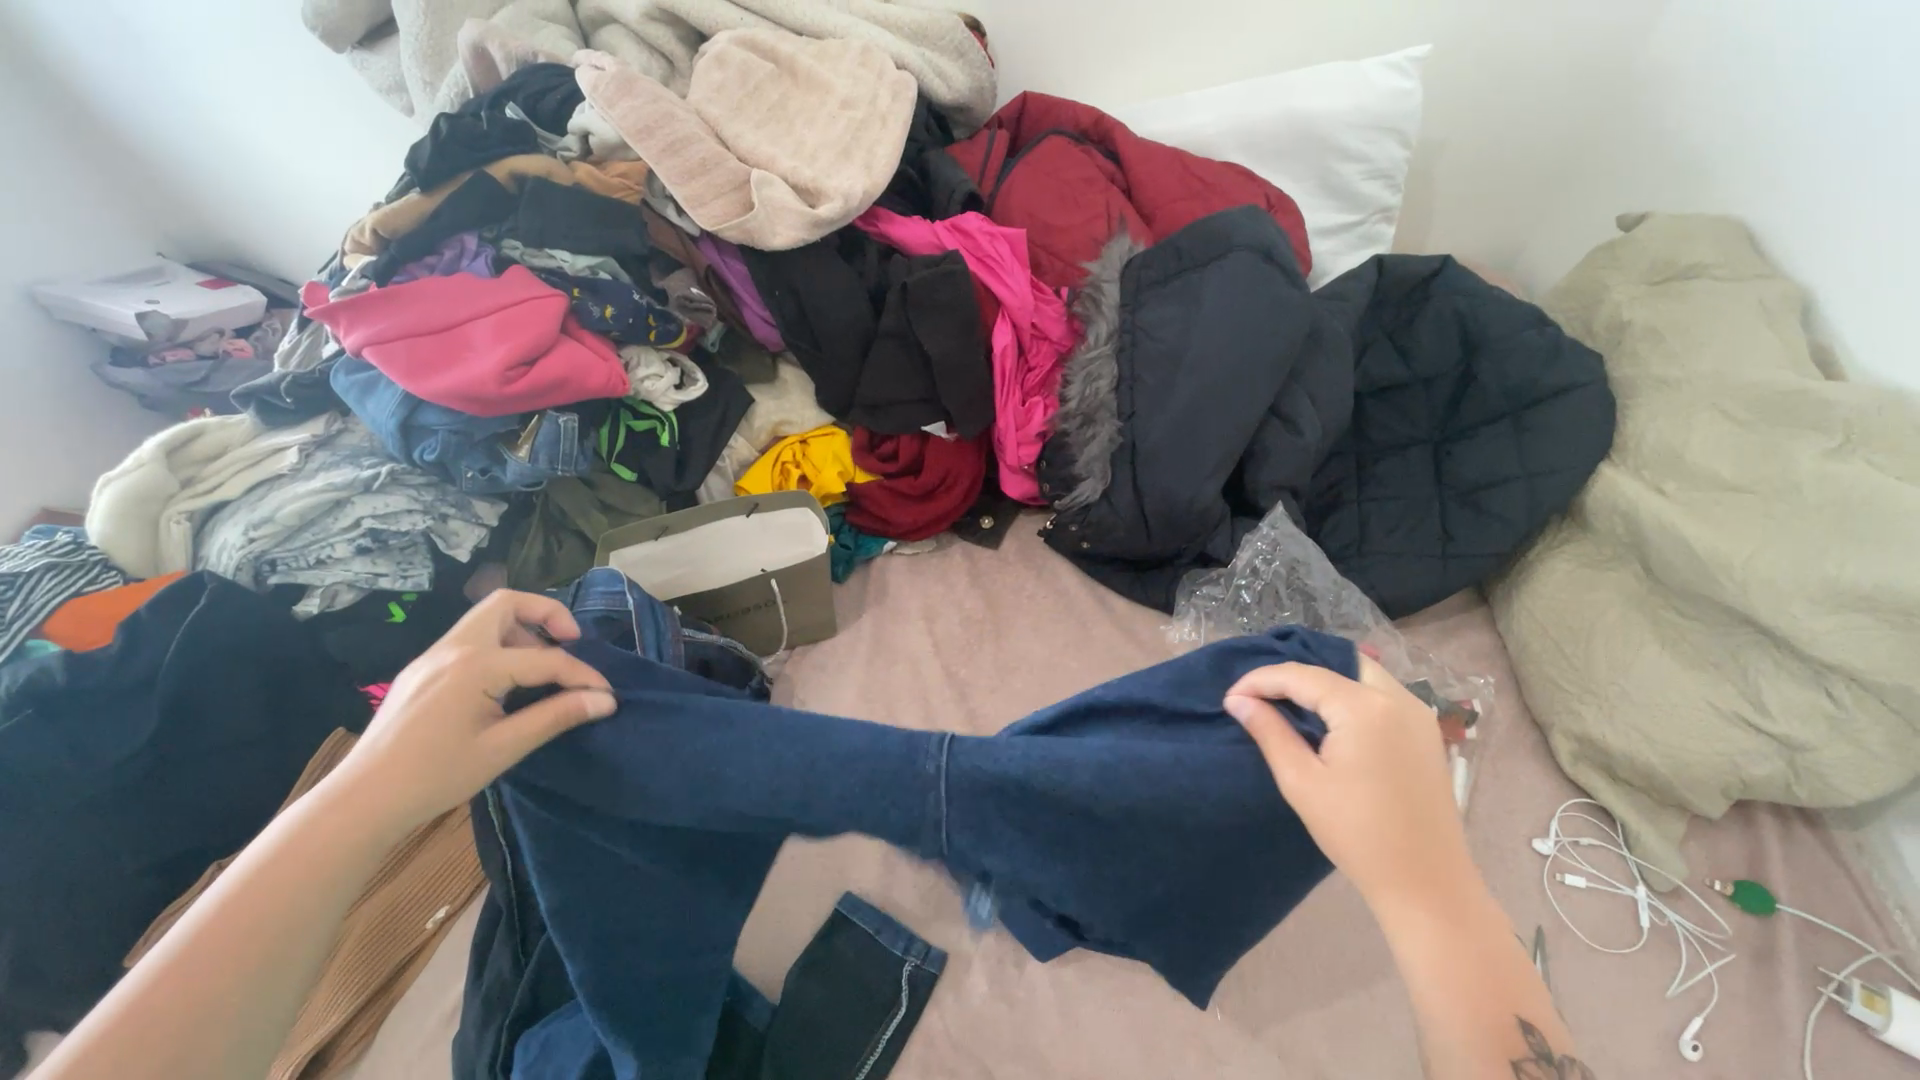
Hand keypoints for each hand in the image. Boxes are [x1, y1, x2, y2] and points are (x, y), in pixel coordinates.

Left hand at [326, 590, 618, 830]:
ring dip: (522, 631)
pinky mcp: (421, 671)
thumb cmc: (436, 776)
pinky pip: (469, 641)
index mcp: (475, 665)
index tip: (607, 694)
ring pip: (486, 619)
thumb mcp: (504, 748)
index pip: (546, 658)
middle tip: (571, 644)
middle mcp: (452, 648)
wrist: (362, 801)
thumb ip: (556, 716)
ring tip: (541, 668)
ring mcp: (432, 657)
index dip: (582, 675)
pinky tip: (506, 684)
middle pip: (507, 603)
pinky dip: (498, 647)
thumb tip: (605, 700)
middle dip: (547, 615)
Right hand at [1224, 657, 1477, 913]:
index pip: (1301, 675)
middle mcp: (1397, 698)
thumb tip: (1238, 701)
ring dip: (1324, 682)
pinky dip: (1350, 694)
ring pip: (1362, 674)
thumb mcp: (1301, 781)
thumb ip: (1269, 732)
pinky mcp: (1426, 732)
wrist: (1426, 882)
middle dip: (1294, 674)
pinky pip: (1382, 694)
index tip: (1231, 698)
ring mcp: (1418, 713)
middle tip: (1260, 696)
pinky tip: (1327, 718)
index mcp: (1364, 708)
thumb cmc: (1356, 833)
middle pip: (1336, 663)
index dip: (1260, 680)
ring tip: (1287, 703)